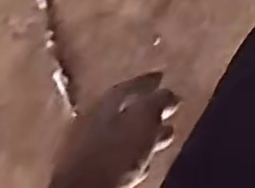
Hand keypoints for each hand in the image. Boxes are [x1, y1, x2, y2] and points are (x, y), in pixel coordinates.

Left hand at [49, 73, 179, 187]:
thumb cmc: (115, 150)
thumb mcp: (145, 116)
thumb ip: (159, 99)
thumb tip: (168, 94)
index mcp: (102, 105)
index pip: (128, 86)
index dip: (148, 81)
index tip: (162, 77)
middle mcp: (89, 124)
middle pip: (126, 112)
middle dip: (150, 111)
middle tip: (170, 110)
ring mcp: (85, 152)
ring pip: (123, 137)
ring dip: (144, 136)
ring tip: (165, 138)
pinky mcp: (88, 176)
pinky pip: (116, 159)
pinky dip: (132, 155)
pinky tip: (144, 162)